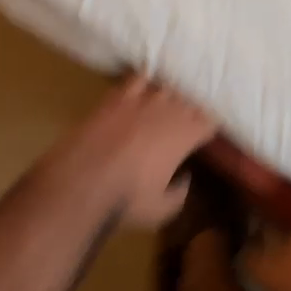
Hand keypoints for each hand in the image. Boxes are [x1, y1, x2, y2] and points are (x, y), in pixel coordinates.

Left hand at [49, 76, 217, 226]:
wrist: (81, 182)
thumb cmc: (126, 199)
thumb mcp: (161, 210)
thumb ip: (180, 193)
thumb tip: (184, 178)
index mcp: (185, 135)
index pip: (209, 121)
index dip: (209, 126)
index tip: (207, 134)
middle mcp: (169, 111)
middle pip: (190, 100)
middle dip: (191, 109)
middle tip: (188, 120)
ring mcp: (143, 100)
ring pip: (166, 87)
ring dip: (170, 96)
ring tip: (167, 104)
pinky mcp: (117, 97)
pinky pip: (137, 79)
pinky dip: (143, 82)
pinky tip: (142, 86)